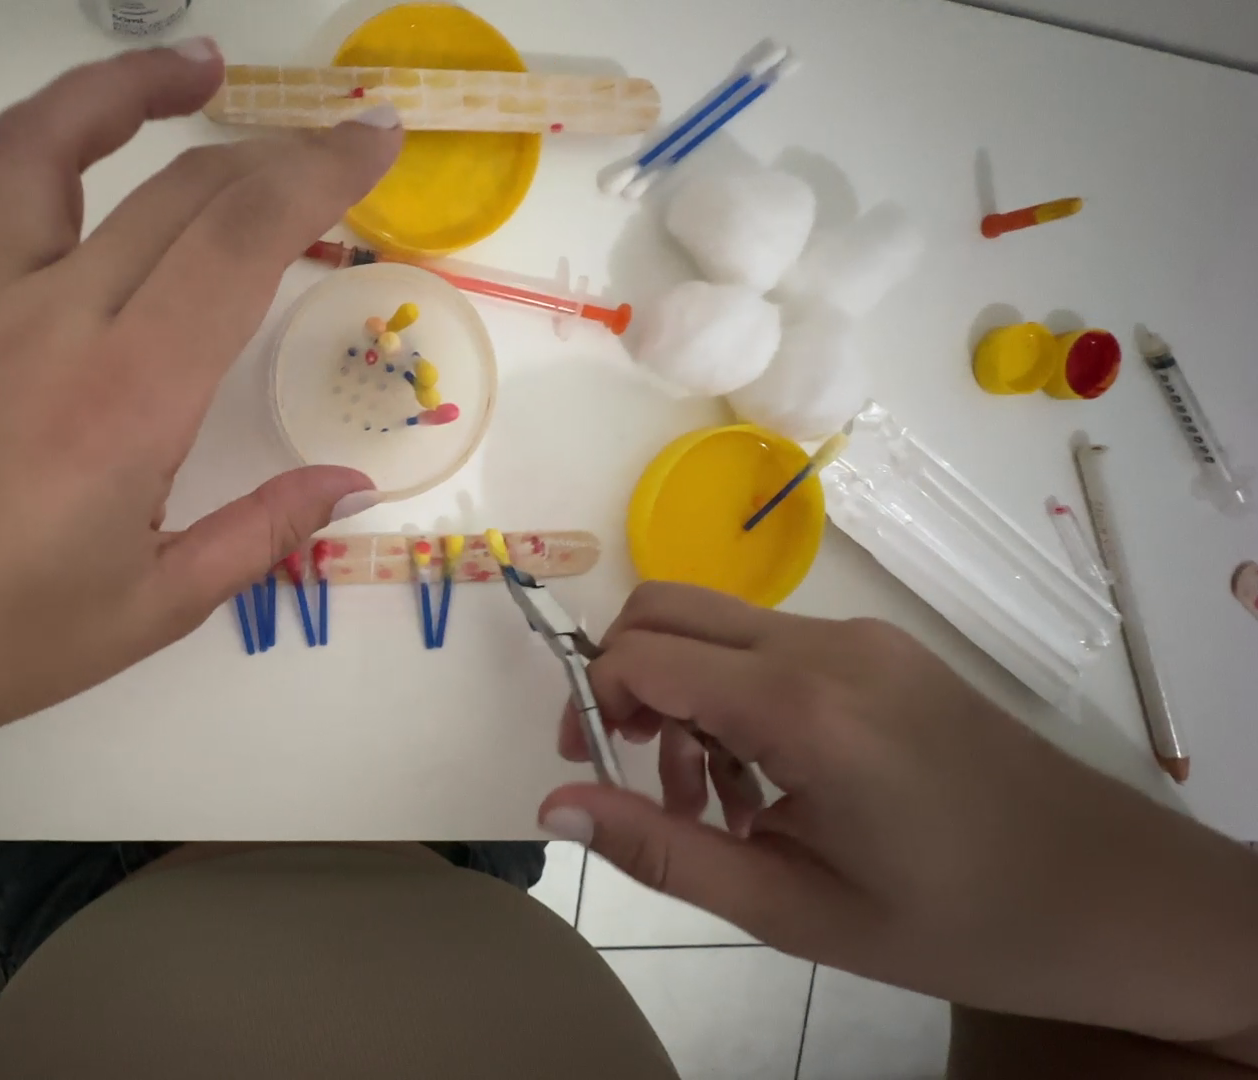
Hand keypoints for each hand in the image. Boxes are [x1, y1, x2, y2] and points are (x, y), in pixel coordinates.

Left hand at [0, 43, 401, 757]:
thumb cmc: (4, 641)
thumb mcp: (158, 605)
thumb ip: (264, 531)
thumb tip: (351, 484)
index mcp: (131, 398)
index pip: (239, 241)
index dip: (317, 175)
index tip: (375, 144)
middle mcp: (60, 327)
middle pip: (177, 190)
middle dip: (274, 151)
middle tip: (340, 146)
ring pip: (47, 155)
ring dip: (123, 92)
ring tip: (195, 72)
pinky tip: (44, 182)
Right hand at [539, 583, 1257, 1051]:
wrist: (1133, 903)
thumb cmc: (957, 924)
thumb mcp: (788, 910)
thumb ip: (658, 850)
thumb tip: (552, 806)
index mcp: (803, 707)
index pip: (641, 653)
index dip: (592, 699)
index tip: (592, 761)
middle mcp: (823, 644)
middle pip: (662, 607)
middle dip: (618, 675)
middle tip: (629, 756)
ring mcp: (854, 637)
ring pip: (707, 625)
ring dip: (675, 690)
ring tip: (708, 794)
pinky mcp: (872, 646)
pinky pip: (758, 643)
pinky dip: (724, 691)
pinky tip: (758, 771)